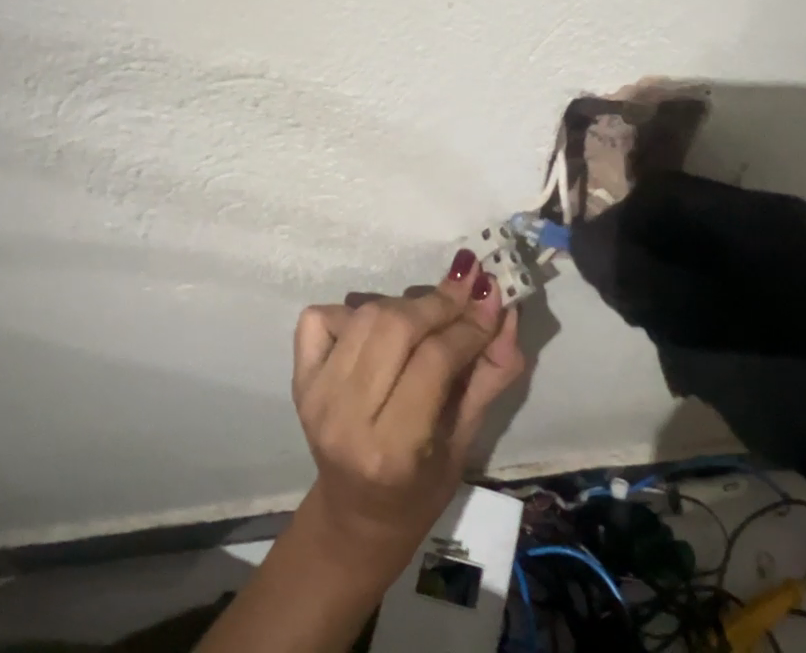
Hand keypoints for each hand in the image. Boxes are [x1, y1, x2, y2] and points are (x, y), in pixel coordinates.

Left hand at [290, 248, 524, 575]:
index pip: (434, 360)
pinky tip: (380, 326)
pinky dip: (353, 310)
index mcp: (393, 448)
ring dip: (407, 302)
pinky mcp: (299, 379)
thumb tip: (506, 310)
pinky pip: (320, 318)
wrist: (356, 516)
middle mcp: (345, 417)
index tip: (494, 298)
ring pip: (365, 315)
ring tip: (436, 308)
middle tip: (471, 289)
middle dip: (440, 303)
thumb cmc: (421, 489)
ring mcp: (315, 394)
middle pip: (394, 327)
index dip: (470, 324)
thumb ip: (491, 375)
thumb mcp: (467, 441)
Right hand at [568, 171, 805, 585]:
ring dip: (668, 278)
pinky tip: (694, 335)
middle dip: (645, 256)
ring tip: (664, 330)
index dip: (620, 225)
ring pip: (697, 244)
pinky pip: (723, 267)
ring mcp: (788, 249)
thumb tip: (582, 239)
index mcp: (760, 217)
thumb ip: (632, 274)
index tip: (599, 271)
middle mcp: (776, 219)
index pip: (666, 193)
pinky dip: (697, 292)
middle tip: (633, 309)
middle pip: (680, 216)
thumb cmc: (774, 378)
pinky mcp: (792, 279)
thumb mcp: (689, 327)